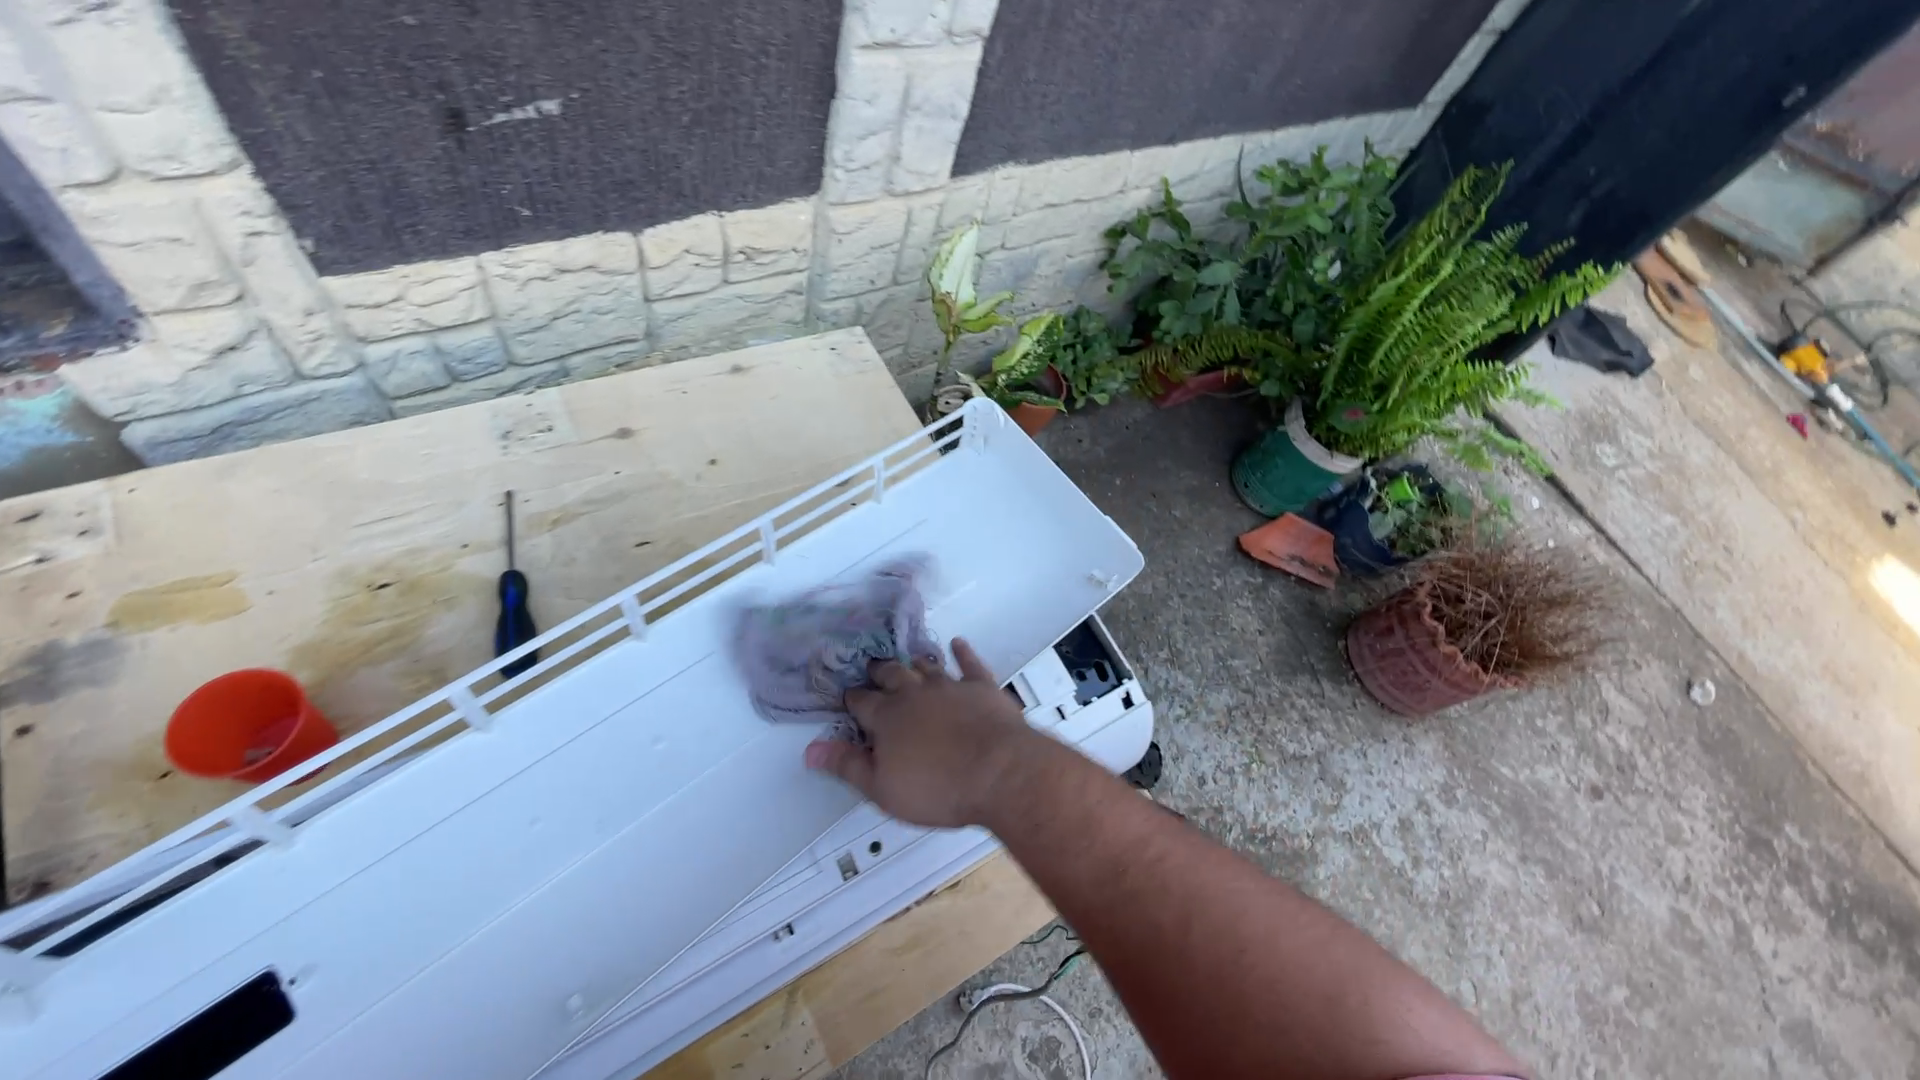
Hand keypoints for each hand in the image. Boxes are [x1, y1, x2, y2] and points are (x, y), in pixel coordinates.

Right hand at [804, 637, 1041, 827]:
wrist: (1000, 772)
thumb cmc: (938, 788)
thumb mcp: (883, 788)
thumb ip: (847, 766)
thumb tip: (811, 751)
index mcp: (888, 717)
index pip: (862, 703)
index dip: (852, 699)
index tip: (846, 696)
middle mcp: (915, 694)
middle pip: (892, 676)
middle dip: (879, 673)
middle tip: (872, 668)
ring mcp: (950, 687)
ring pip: (927, 667)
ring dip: (915, 664)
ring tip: (908, 660)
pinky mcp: (983, 688)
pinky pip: (970, 664)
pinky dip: (962, 653)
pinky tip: (958, 645)